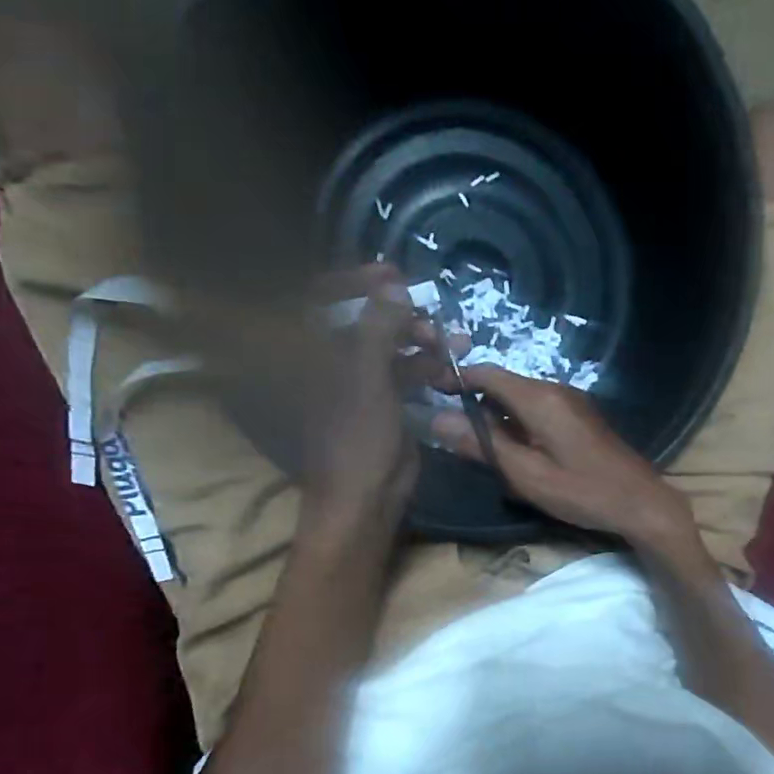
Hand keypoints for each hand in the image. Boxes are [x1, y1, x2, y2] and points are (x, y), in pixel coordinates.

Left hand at [299, 269, 427, 528]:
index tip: (395, 273)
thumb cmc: (356, 438)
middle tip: (433, 318)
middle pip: (367, 321)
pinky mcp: (386, 405)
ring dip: (424, 341)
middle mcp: (335, 363)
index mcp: (317, 353)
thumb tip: (394, 287)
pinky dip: (428, 368)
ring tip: (456, 343)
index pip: (325, 300)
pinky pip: (407, 374)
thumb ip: (378, 328)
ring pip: (393, 347)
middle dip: (403, 315)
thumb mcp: (367, 378)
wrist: (364, 499)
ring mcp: (362, 384)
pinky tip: (453, 368)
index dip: (357, 282)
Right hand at [432, 366, 695, 546]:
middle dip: (472, 400)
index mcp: (540, 398)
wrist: (641, 502)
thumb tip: (438, 419)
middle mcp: (555, 390)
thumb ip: (482, 444)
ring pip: (518, 398)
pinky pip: (536, 409)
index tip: (428, 390)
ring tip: (475, 444)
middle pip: (502, 384)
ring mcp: (570, 401)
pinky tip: (511, 450)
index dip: (455, 377)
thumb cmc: (582, 491)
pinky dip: (515, 422)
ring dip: (494, 414)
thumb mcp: (525, 474)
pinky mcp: (578, 416)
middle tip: (448, 429)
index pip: (487, 373)